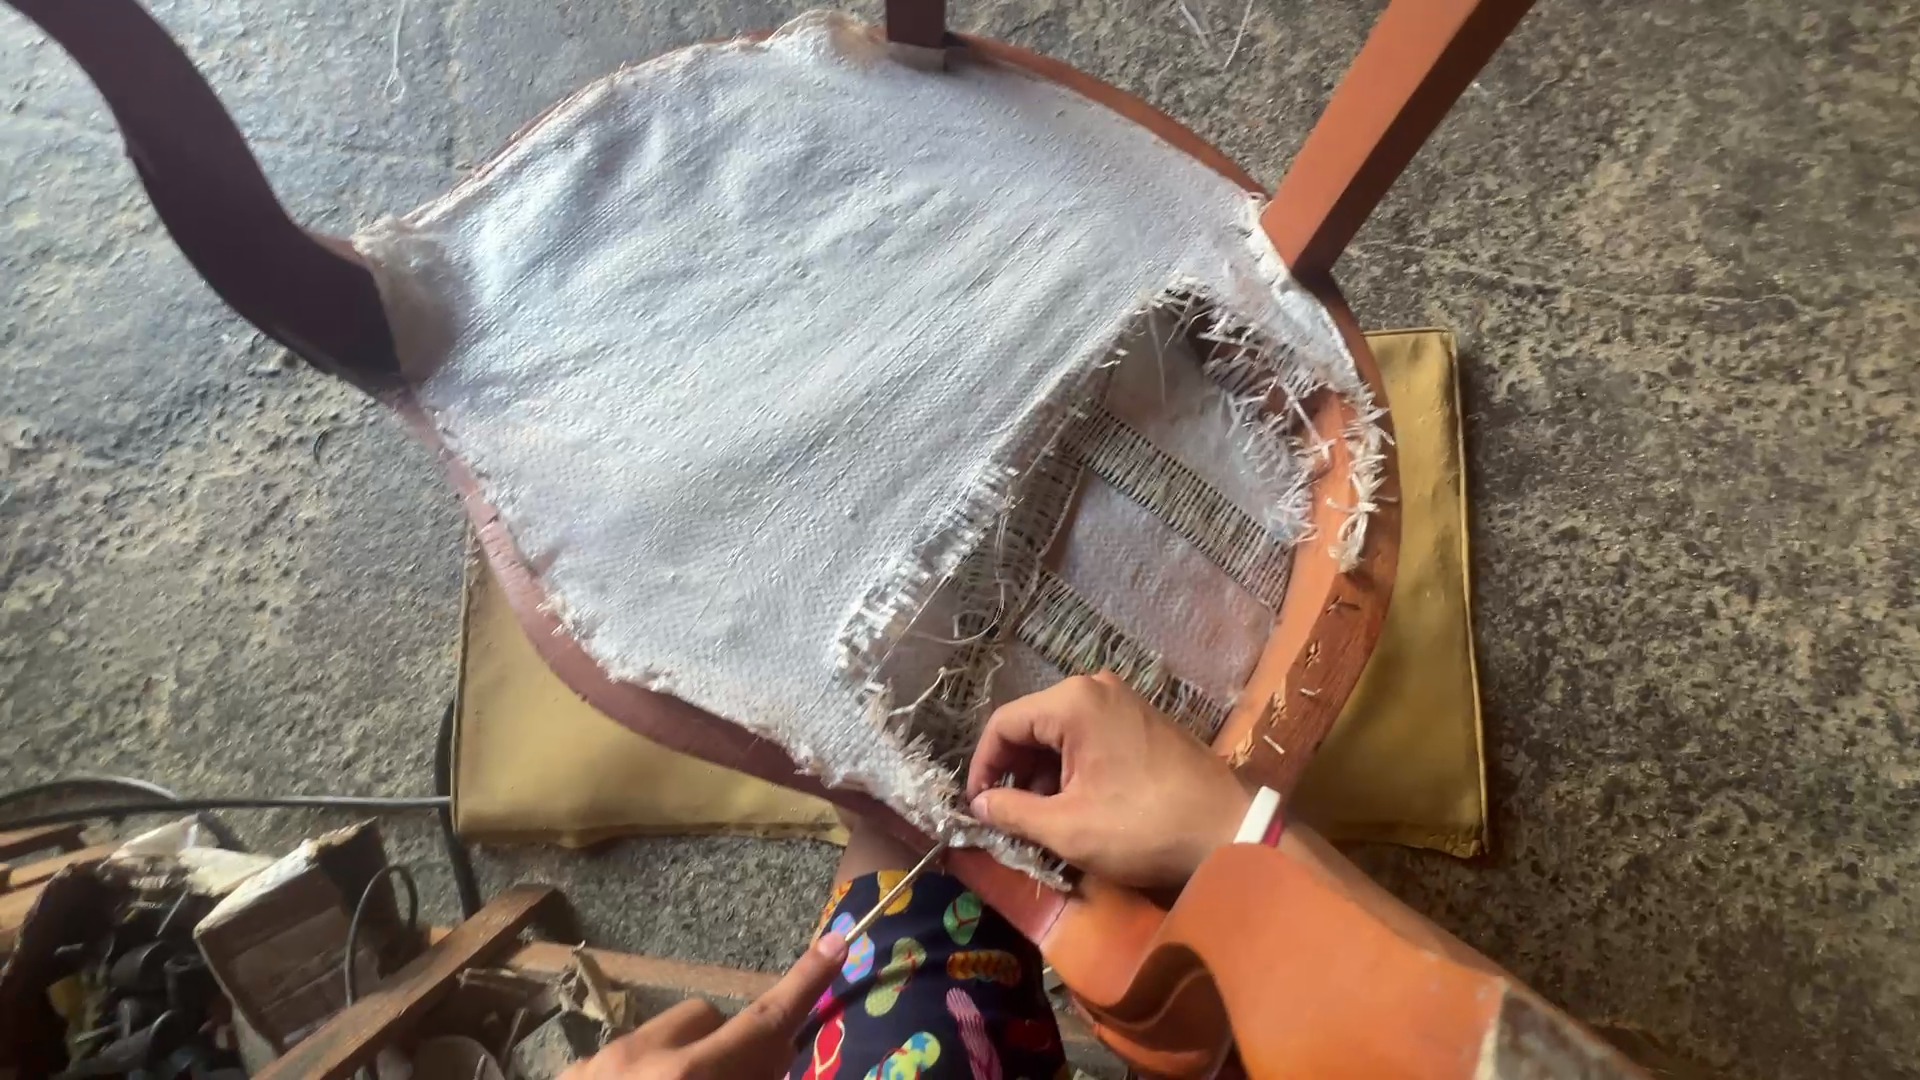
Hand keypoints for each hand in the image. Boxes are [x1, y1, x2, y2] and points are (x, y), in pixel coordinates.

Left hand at [559, 933, 846, 1078]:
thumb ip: (748, 1077)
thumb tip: (770, 1062)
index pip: (763, 1023)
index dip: (805, 984)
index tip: (838, 942)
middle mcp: (640, 1061)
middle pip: (711, 1019)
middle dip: (730, 1048)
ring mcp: (593, 1068)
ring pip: (661, 1036)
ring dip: (679, 1066)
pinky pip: (617, 1060)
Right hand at [965, 673, 1253, 888]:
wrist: (1231, 830)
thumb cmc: (1143, 826)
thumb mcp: (1068, 827)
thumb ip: (1013, 811)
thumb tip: (979, 806)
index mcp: (1072, 702)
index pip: (1003, 724)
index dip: (982, 766)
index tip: (976, 805)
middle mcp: (1094, 687)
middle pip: (1031, 723)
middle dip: (1013, 770)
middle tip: (1005, 814)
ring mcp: (1121, 700)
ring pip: (1058, 731)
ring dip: (1041, 771)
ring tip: (1038, 816)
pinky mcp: (1139, 718)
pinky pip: (1087, 734)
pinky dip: (1070, 765)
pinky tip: (1072, 802)